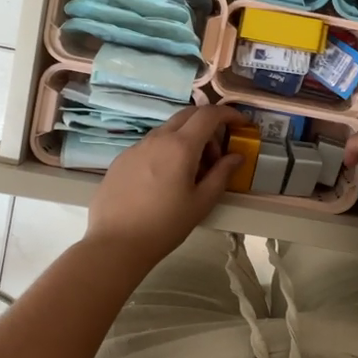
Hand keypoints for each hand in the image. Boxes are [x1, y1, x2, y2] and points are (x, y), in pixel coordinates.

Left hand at [84, 104, 244, 266]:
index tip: (241, 123)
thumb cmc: (165, 225)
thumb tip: (236, 157)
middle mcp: (157, 138)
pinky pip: (150, 144)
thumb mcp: (201, 202)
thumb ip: (222, 174)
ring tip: (190, 173)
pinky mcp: (121, 159)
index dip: (228, 114)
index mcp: (180, 146)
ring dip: (186, 140)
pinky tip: (164, 180)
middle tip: (216, 154)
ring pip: (168, 130)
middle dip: (208, 125)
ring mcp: (136, 147)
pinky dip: (167, 150)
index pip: (209, 115)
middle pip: (187, 115)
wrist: (116, 243)